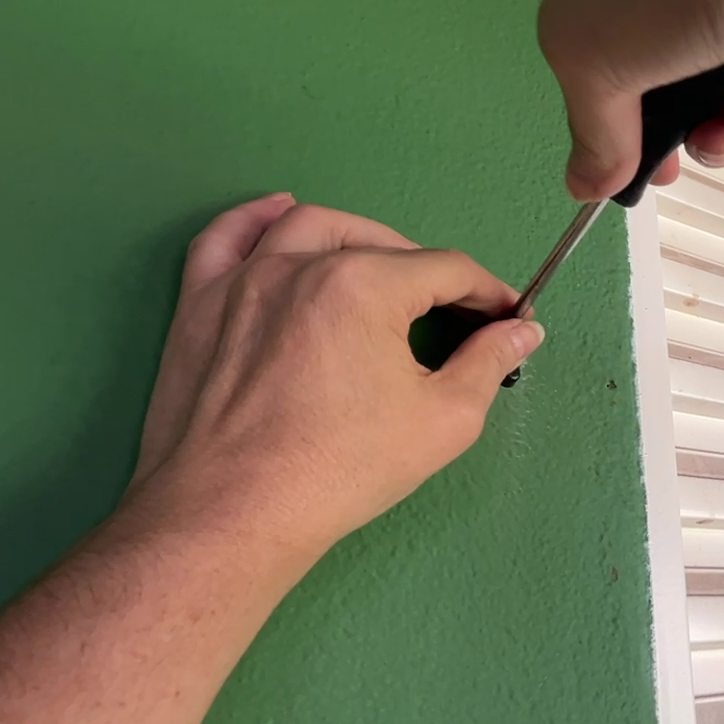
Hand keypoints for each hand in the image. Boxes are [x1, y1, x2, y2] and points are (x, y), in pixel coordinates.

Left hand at [128, 194, 541, 557]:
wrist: (237, 510)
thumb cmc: (349, 464)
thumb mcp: (448, 416)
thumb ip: (490, 360)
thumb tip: (522, 331)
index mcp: (365, 286)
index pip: (447, 269)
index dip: (489, 292)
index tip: (510, 318)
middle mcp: (301, 265)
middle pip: (385, 243)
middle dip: (435, 271)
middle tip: (461, 312)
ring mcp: (242, 280)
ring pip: (312, 226)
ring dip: (366, 238)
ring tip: (394, 269)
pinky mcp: (201, 304)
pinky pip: (228, 238)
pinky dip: (260, 219)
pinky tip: (282, 213)